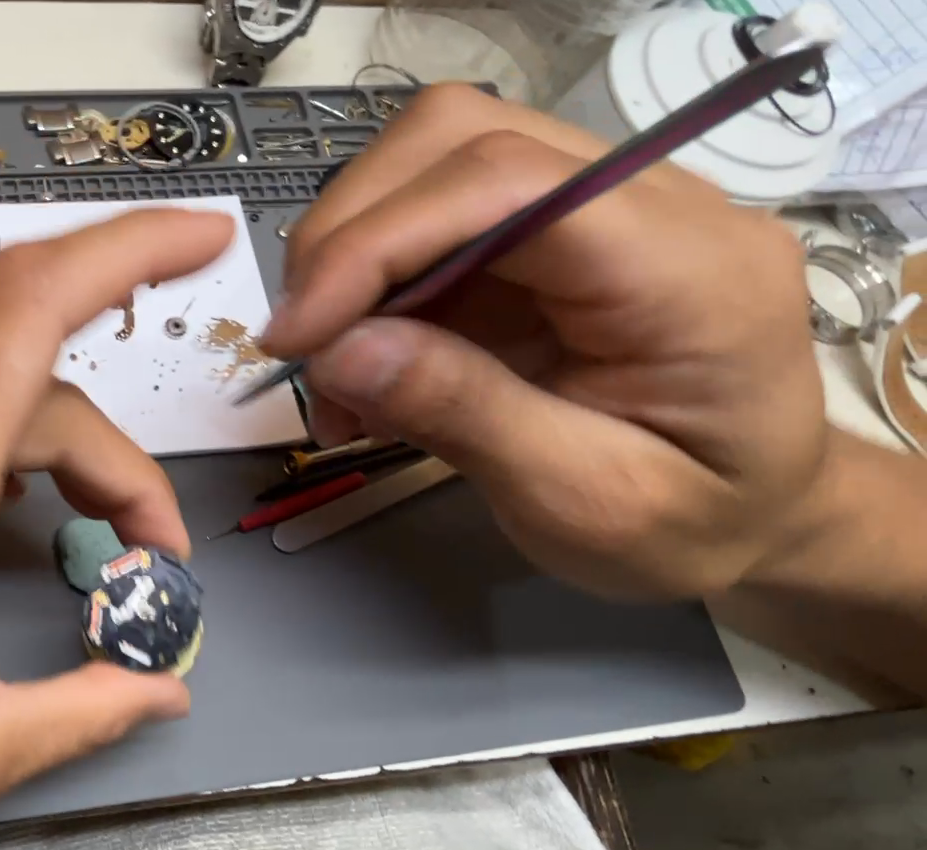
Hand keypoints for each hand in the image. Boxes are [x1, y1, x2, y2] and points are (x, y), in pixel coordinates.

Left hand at [0, 210, 234, 849]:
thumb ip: (80, 715)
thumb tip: (159, 693)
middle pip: (29, 377)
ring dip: (52, 449)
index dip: (129, 250)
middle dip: (114, 458)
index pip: (28, 310)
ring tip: (87, 538)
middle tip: (146, 556)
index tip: (204, 241)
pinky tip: (1, 513)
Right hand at [264, 85, 825, 598]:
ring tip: (332, 374)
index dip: (373, 243)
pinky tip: (360, 370)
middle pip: (456, 140)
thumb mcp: (579, 499)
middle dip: (345, 238)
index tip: (292, 338)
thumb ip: (467, 415)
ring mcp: (585, 211)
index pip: (504, 185)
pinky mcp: (536, 240)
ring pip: (425, 167)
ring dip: (345, 264)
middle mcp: (642, 204)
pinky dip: (360, 292)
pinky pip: (419, 226)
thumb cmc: (685, 522)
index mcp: (686, 268)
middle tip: (300, 347)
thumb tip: (338, 351)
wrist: (744, 515)